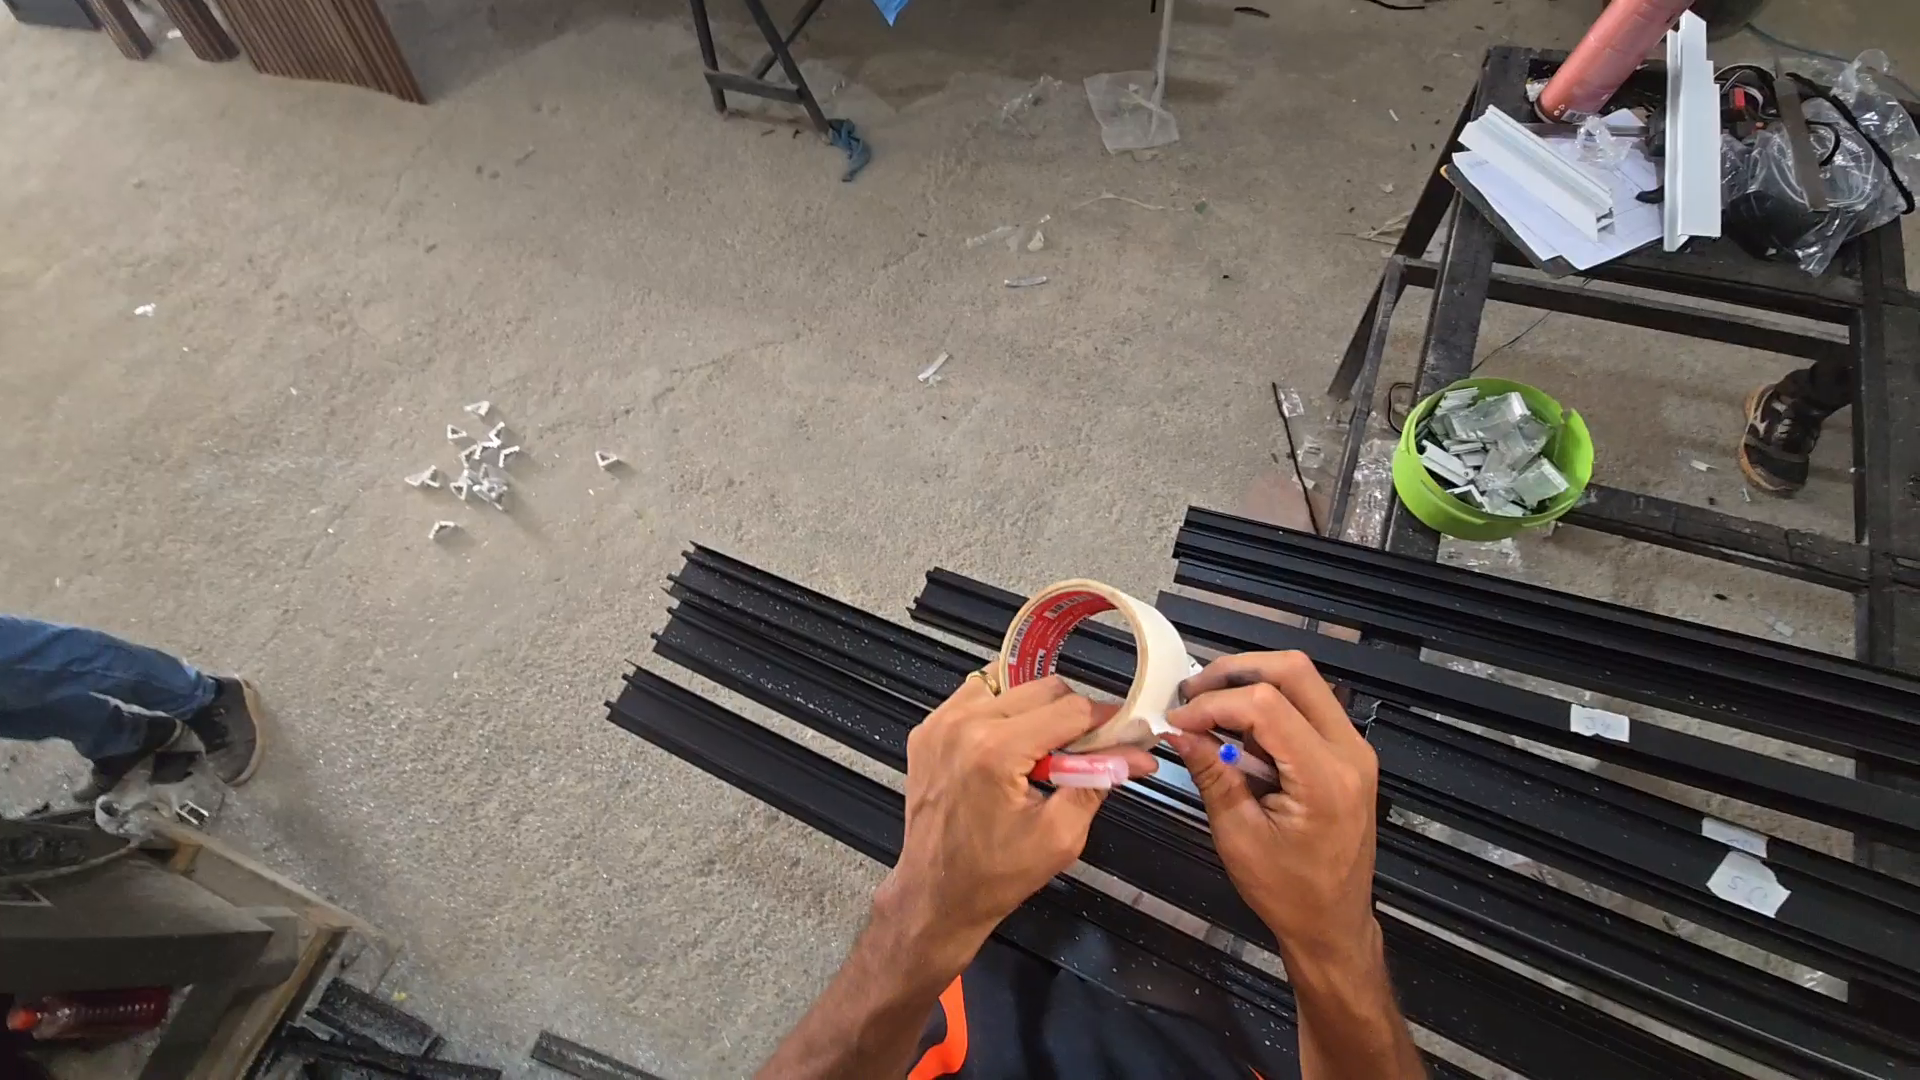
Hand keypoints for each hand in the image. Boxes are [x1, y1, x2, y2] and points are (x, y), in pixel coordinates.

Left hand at [874, 675, 1157, 968]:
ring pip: (1011, 683)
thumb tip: (1135, 753)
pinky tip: (1009, 743)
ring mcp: (941, 722)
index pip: (1071, 709)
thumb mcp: (1061, 835)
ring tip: (1042, 749)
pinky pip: (978, 695)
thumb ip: (1099, 780)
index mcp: (996, 750)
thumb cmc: (993, 874)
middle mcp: (964, 724)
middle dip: (1072, 714)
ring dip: (1035, 708)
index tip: (1122, 729)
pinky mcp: (929, 727)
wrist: (935, 893)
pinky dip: (1001, 710)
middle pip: (1043, 688)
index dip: (1104, 719)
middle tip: (1085, 747)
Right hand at [1165, 652, 1379, 967]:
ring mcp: (1352, 747)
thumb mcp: (1237, 834)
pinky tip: (1232, 724)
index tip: (1176, 720)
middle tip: (1192, 693)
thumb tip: (1176, 729)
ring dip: (1248, 680)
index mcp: (1326, 778)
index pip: (1266, 706)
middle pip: (1293, 671)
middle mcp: (1349, 751)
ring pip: (1300, 679)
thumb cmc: (1286, 891)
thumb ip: (1211, 772)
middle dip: (1234, 671)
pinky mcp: (1344, 750)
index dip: (1213, 703)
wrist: (1333, 924)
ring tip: (1207, 706)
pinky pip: (1304, 701)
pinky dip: (1263, 699)